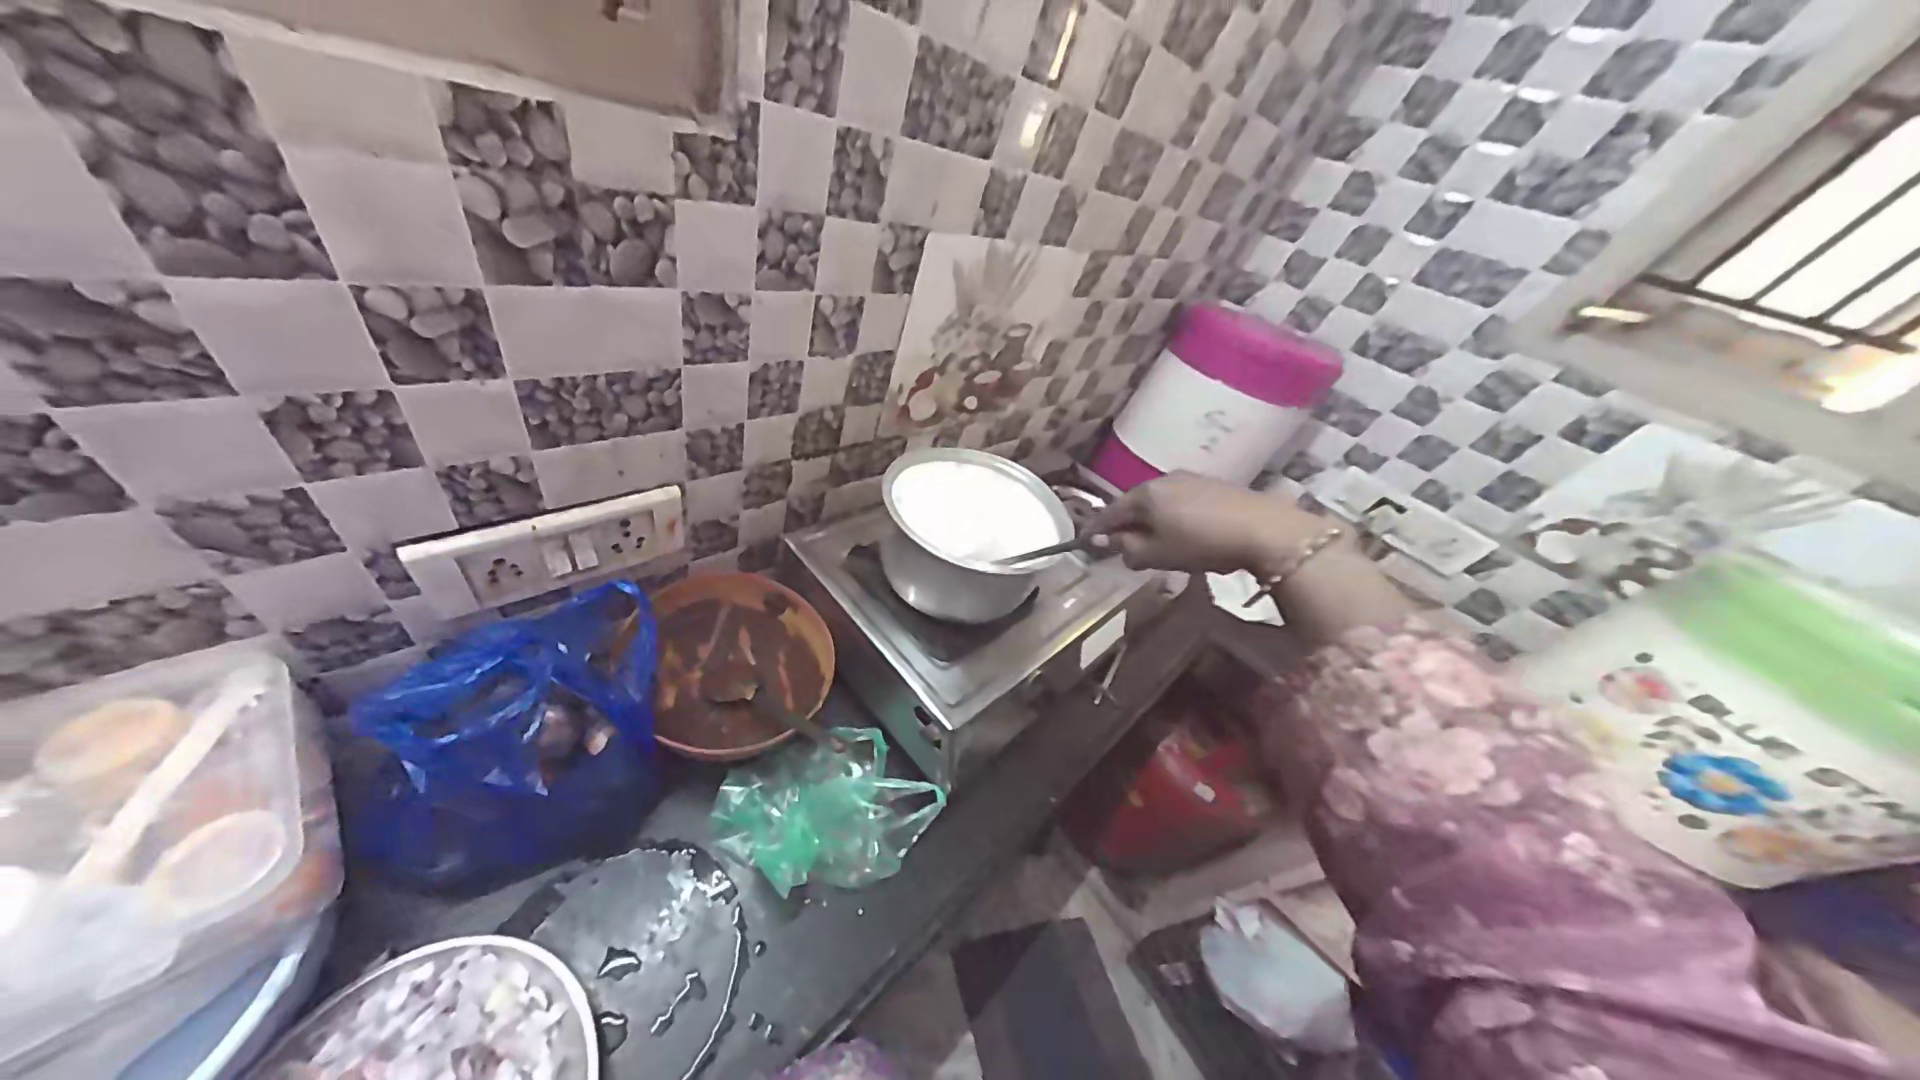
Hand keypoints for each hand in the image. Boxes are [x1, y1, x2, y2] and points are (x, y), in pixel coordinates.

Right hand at [1088, 472, 1329, 574]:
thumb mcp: (1156, 553)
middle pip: (1135, 504)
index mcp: (1144, 493)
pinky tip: (1183, 533)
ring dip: (1152, 522)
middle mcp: (1164, 478)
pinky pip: (1181, 501)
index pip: (1110, 511)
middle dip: (1127, 525)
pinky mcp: (1214, 485)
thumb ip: (1126, 547)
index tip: (1088, 543)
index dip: (1098, 529)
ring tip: (1155, 544)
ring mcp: (1191, 478)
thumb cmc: (1201, 543)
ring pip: (1159, 502)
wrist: (1264, 531)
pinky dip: (1173, 517)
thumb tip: (1103, 541)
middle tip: (1123, 549)